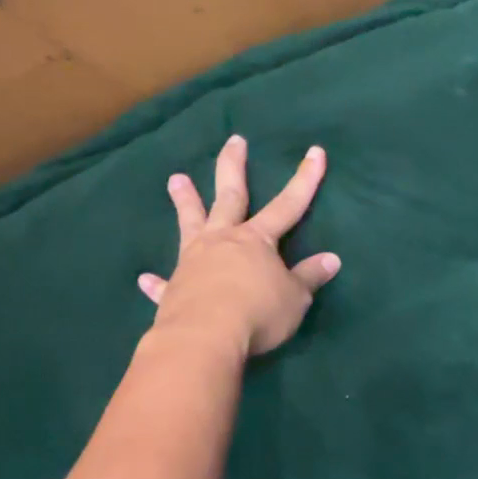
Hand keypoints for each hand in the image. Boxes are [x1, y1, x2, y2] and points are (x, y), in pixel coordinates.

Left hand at [138, 134, 341, 356]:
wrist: (205, 337)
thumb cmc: (258, 312)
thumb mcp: (296, 297)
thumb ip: (309, 277)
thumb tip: (331, 259)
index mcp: (257, 241)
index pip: (288, 204)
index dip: (305, 179)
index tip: (315, 152)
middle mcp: (223, 241)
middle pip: (230, 197)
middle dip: (233, 168)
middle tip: (233, 141)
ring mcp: (193, 262)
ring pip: (190, 224)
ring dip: (185, 202)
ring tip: (176, 179)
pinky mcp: (173, 290)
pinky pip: (164, 282)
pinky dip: (156, 281)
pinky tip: (146, 278)